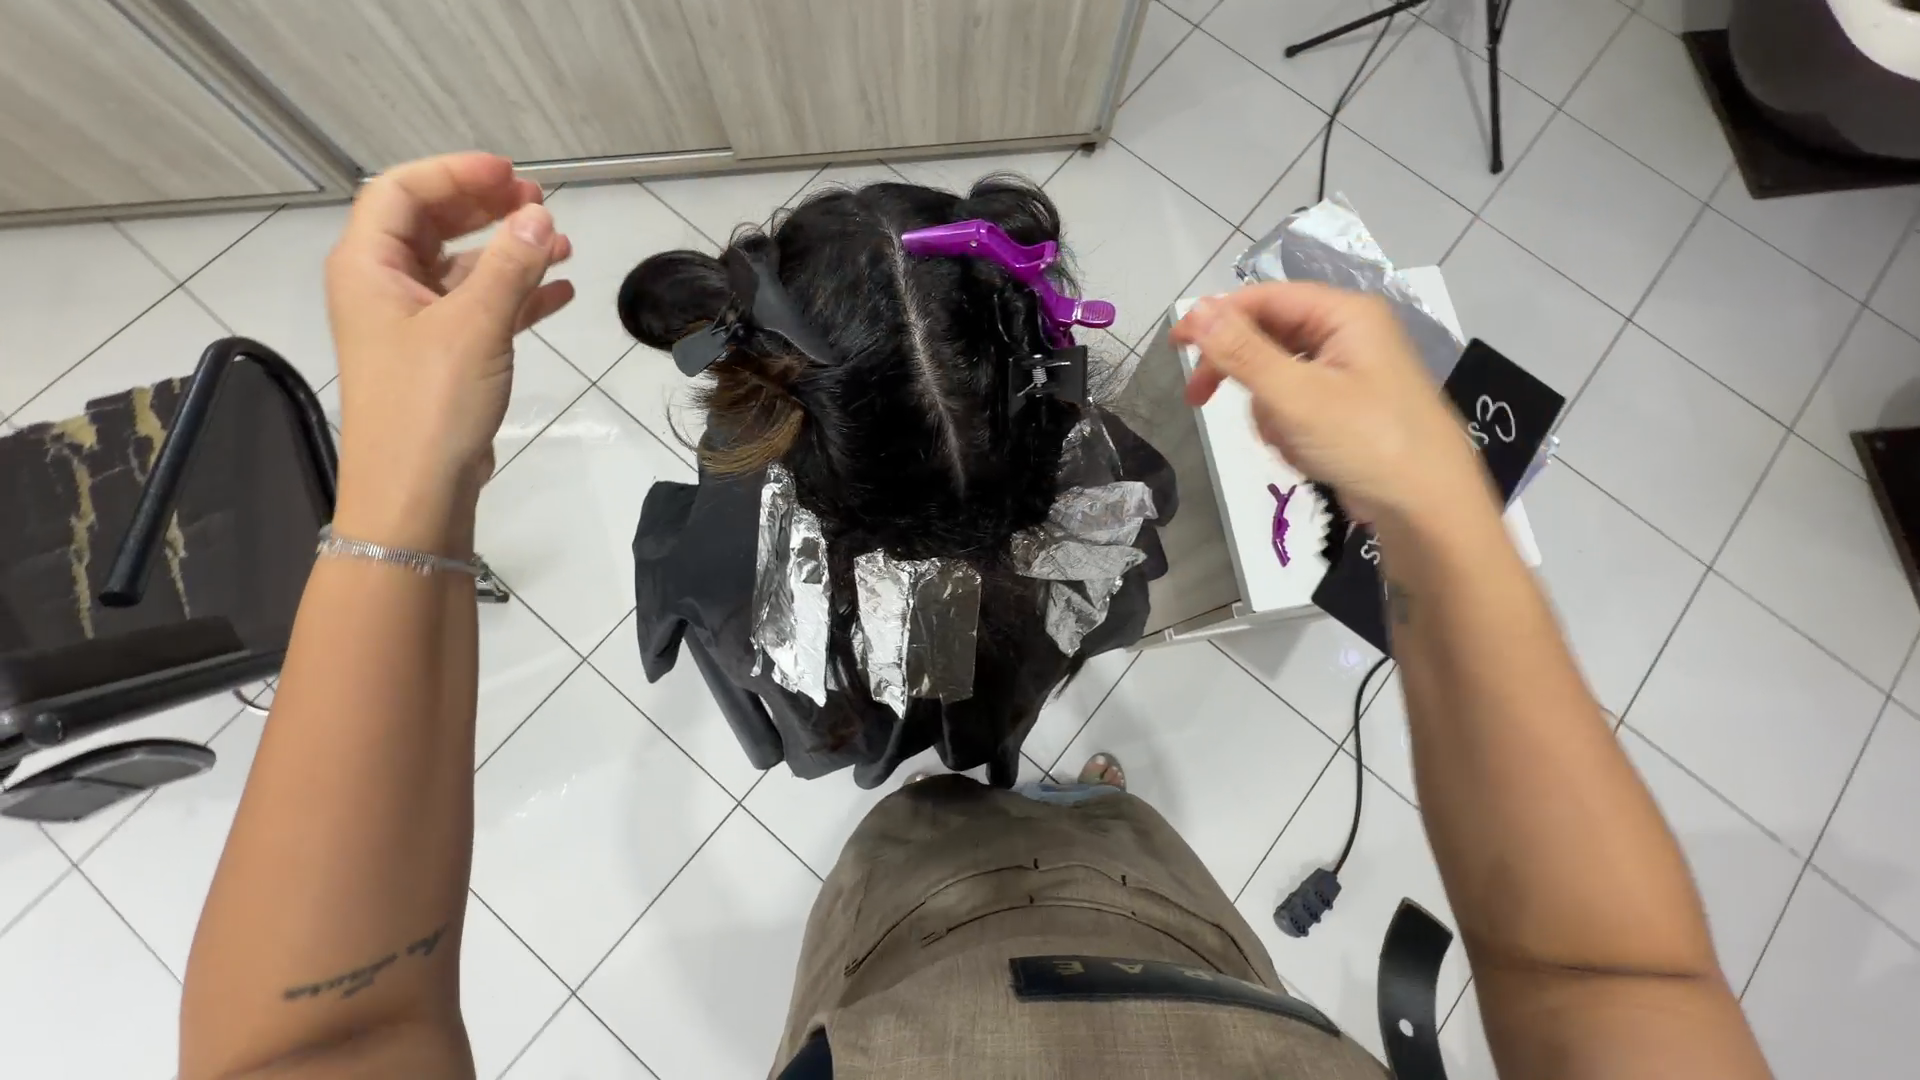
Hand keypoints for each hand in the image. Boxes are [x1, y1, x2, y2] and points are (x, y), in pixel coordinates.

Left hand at [324, 153, 573, 548]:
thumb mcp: (474, 327)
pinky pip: (482, 311)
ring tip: (563, 247)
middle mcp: (386, 287)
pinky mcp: (445, 357)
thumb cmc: (432, 402)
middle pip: (434, 226)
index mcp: (369, 267)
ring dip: (511, 255)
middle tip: (543, 204)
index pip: (404, 193)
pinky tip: (560, 295)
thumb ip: (510, 267)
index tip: (515, 176)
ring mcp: (416, 324)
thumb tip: (541, 216)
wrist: (416, 488)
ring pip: (464, 269)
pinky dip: (518, 299)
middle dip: (488, 210)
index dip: (457, 175)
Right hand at [1171, 282, 1490, 525]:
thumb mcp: (1294, 395)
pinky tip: (1300, 451)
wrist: (1426, 506)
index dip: (1214, 318)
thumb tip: (1194, 310)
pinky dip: (1285, 427)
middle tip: (1198, 401)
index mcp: (1344, 315)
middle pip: (1267, 337)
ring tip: (1285, 440)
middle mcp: (1347, 334)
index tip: (1174, 347)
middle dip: (1241, 375)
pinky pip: (1293, 404)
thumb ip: (1241, 352)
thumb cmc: (1365, 442)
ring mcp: (1349, 372)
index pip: (1263, 298)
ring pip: (1275, 376)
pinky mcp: (1346, 407)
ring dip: (1267, 411)